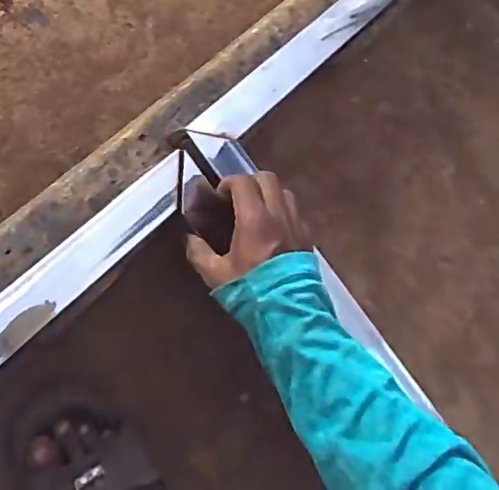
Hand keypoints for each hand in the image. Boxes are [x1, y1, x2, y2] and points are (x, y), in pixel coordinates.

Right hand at [184, 171, 311, 288]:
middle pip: (267, 178)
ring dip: (269, 194)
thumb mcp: (216, 274)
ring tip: (257, 210)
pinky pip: (295, 212)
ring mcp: (297, 226)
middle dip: (250, 182)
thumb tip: (189, 239)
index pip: (242, 181)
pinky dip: (283, 211)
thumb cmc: (252, 292)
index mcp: (255, 219)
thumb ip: (198, 252)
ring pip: (285, 192)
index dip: (227, 183)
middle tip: (238, 198)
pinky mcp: (308, 240)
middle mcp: (278, 215)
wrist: (293, 319)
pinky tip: (273, 229)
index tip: (219, 196)